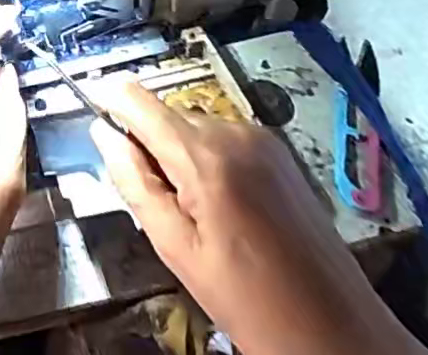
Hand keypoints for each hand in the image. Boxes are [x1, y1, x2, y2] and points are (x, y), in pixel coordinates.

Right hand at [89, 82, 427, 354]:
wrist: (336, 328)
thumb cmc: (251, 301)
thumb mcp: (177, 249)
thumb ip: (135, 183)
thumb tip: (104, 134)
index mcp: (205, 157)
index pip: (141, 102)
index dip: (111, 98)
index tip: (91, 101)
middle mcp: (234, 133)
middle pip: (168, 116)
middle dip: (149, 143)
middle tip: (153, 199)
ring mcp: (260, 138)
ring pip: (195, 126)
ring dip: (179, 153)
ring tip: (194, 213)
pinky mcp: (277, 150)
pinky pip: (224, 137)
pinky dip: (208, 158)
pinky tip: (221, 206)